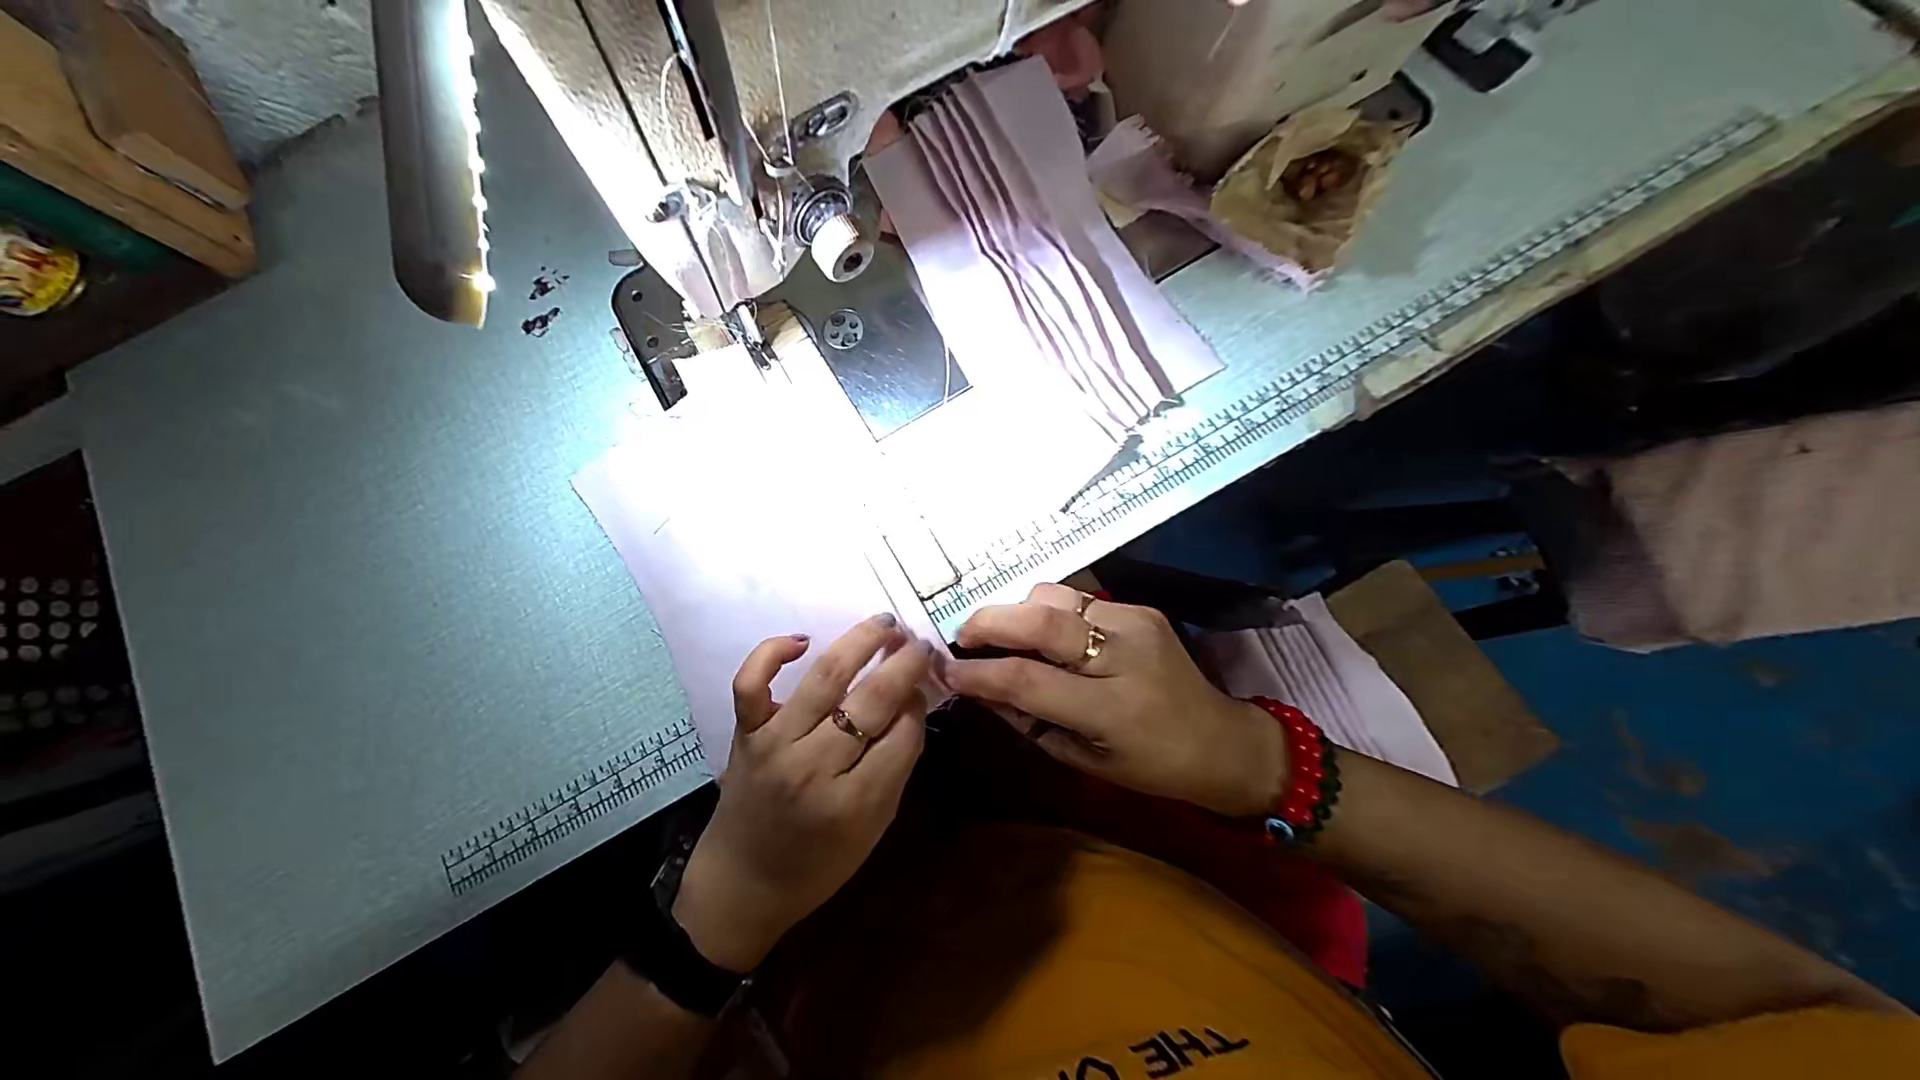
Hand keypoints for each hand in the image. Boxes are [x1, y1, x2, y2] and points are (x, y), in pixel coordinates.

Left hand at [673, 615, 932, 971]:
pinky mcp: (745, 732)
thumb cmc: (819, 863)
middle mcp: (814, 766)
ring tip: (885, 623)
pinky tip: (802, 640)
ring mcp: (775, 744)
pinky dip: (772, 652)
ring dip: (861, 641)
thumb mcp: (876, 825)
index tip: (927, 683)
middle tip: (920, 643)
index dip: (919, 702)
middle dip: (904, 663)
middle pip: (871, 699)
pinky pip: (751, 682)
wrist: (744, 883)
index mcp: (854, 801)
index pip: (903, 733)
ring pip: (824, 677)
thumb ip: (898, 764)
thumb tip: (912, 701)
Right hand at [945, 585, 1287, 817]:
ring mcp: (1135, 623)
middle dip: (988, 622)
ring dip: (1018, 611)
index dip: (978, 673)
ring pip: (1054, 595)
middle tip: (961, 637)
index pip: (1027, 681)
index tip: (944, 670)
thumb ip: (1026, 720)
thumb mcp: (1081, 759)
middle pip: (1040, 620)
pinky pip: (1077, 599)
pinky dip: (1049, 612)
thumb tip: (976, 687)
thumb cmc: (1148, 766)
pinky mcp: (1141, 608)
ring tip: (1004, 635)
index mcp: (1111, 709)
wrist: (1221, 740)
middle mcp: (1124, 656)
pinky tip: (1047, 636)